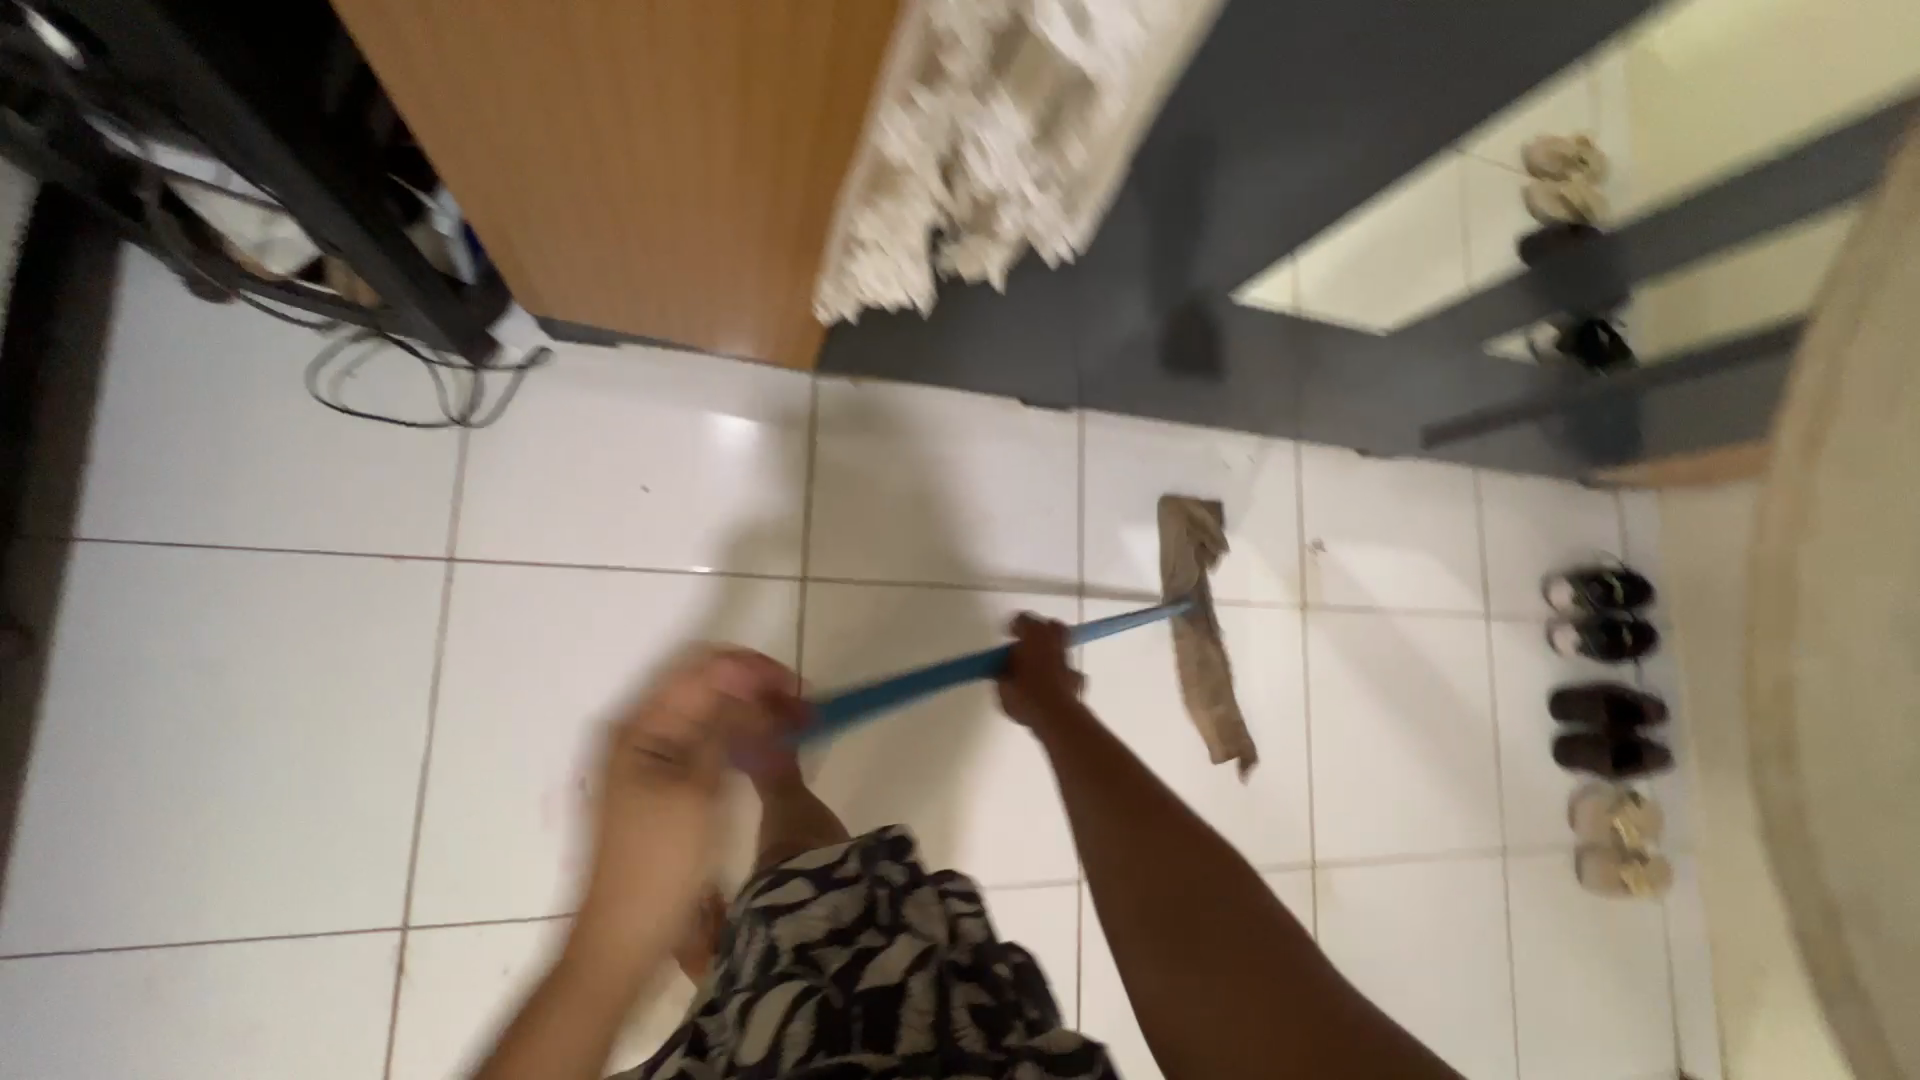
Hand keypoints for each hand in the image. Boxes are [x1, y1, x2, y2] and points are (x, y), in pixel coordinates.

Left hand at [570, 646, 804, 973]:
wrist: (622, 941)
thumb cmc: (660, 867)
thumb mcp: (699, 790)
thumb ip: (723, 725)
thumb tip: (748, 675)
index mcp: (638, 725)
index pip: (702, 669)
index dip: (753, 671)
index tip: (799, 690)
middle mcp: (638, 729)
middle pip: (705, 685)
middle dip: (757, 690)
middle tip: (805, 710)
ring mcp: (646, 755)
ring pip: (709, 712)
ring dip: (752, 713)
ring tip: (797, 728)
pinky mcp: (659, 779)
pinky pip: (704, 739)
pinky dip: (737, 739)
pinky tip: (767, 752)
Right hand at [996, 613, 1085, 731]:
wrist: (1057, 717)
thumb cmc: (1026, 696)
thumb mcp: (1003, 686)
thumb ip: (1003, 675)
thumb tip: (1002, 672)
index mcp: (1033, 637)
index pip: (1023, 619)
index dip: (1014, 625)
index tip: (1007, 634)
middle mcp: (1054, 644)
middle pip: (1052, 626)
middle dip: (1041, 631)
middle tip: (1027, 643)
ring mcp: (1069, 661)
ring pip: (1062, 649)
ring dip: (1051, 655)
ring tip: (1037, 670)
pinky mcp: (1078, 679)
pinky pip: (1069, 672)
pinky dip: (1061, 677)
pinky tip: (1052, 689)